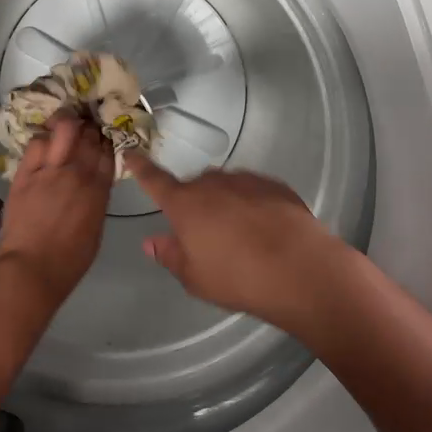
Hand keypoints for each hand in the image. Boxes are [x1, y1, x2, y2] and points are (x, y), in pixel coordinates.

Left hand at [0, 114, 114, 303]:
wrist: (32, 267)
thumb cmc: (69, 259)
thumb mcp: (95, 230)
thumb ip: (96, 202)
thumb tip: (93, 186)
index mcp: (98, 191)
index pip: (107, 153)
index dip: (106, 141)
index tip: (103, 138)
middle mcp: (77, 174)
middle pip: (88, 137)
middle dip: (89, 130)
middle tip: (85, 129)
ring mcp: (50, 170)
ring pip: (64, 130)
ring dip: (67, 125)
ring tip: (65, 127)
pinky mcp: (26, 173)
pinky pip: (36, 143)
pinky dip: (43, 138)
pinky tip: (44, 141)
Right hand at [123, 148, 357, 333]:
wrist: (301, 269)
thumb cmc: (238, 277)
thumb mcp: (195, 278)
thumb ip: (170, 255)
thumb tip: (151, 241)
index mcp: (185, 204)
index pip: (154, 180)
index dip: (140, 168)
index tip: (130, 153)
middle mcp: (211, 183)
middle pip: (195, 188)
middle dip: (196, 205)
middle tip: (207, 237)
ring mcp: (245, 180)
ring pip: (225, 188)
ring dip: (226, 204)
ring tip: (242, 238)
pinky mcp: (274, 185)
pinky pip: (253, 192)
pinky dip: (253, 205)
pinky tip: (266, 231)